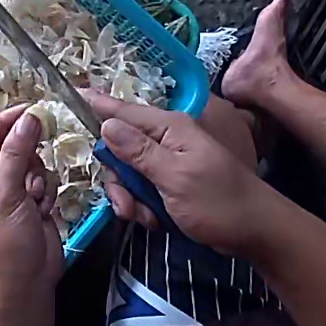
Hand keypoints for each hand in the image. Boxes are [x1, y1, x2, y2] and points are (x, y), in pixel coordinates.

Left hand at [0, 104, 64, 295]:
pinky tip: (41, 212)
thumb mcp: (4, 191)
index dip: (6, 122)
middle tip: (33, 165)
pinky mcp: (34, 203)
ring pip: (33, 163)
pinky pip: (45, 181)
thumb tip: (31, 116)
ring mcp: (12, 192)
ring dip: (37, 179)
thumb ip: (18, 151)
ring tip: (33, 201)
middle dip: (26, 158)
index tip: (30, 108)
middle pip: (13, 147)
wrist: (23, 283)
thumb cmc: (1, 240)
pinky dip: (46, 193)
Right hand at [89, 93, 279, 257]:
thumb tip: (106, 124)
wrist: (253, 232)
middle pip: (120, 149)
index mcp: (170, 127)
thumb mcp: (175, 177)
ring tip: (146, 218)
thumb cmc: (219, 202)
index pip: (125, 112)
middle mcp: (167, 140)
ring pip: (129, 174)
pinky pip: (144, 190)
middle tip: (126, 206)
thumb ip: (139, 152)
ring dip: (131, 198)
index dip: (98, 106)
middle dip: (118, 179)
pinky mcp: (171, 184)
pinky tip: (156, 221)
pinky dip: (144, 208)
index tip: (71, 93)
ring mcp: (169, 162)